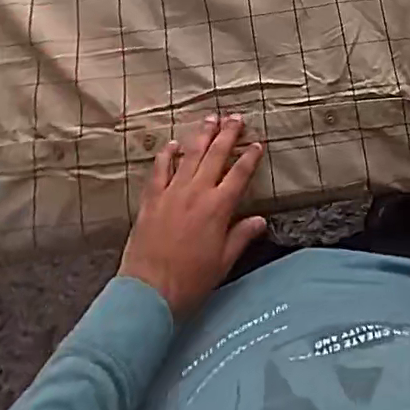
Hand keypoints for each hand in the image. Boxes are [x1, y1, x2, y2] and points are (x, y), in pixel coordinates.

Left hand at [119, 114, 267, 319]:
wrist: (148, 292)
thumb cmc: (190, 281)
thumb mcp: (223, 262)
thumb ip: (241, 236)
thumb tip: (260, 221)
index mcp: (218, 208)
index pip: (239, 174)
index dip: (250, 157)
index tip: (257, 144)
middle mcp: (196, 193)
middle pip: (216, 155)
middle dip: (228, 134)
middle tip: (236, 117)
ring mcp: (172, 192)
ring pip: (190, 154)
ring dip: (202, 135)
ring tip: (211, 119)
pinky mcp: (152, 198)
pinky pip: (160, 169)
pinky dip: (167, 154)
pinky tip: (173, 143)